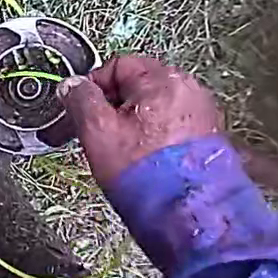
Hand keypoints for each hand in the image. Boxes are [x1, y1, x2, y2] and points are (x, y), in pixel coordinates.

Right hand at [56, 56, 222, 187]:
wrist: (187, 212)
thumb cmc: (144, 171)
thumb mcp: (96, 129)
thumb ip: (80, 99)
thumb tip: (72, 85)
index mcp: (163, 81)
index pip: (118, 64)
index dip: (93, 85)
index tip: (82, 106)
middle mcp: (188, 91)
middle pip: (136, 83)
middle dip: (111, 103)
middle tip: (97, 128)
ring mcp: (200, 113)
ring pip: (150, 104)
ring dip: (129, 119)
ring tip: (118, 145)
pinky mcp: (205, 135)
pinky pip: (167, 122)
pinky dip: (149, 133)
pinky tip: (139, 154)